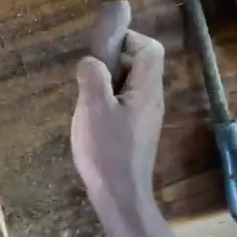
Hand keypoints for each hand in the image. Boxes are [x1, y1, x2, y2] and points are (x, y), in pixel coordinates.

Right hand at [71, 28, 165, 214]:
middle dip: (112, 62)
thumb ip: (93, 76)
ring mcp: (145, 117)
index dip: (128, 39)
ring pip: (128, 85)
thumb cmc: (107, 150)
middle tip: (88, 76)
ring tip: (85, 99)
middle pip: (139, 64)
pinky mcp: (135, 132)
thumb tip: (91, 62)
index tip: (102, 50)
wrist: (120, 196)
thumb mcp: (93, 108)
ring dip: (106, 83)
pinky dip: (107, 101)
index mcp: (147, 90)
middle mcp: (152, 100)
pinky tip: (90, 118)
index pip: (150, 48)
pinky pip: (124, 103)